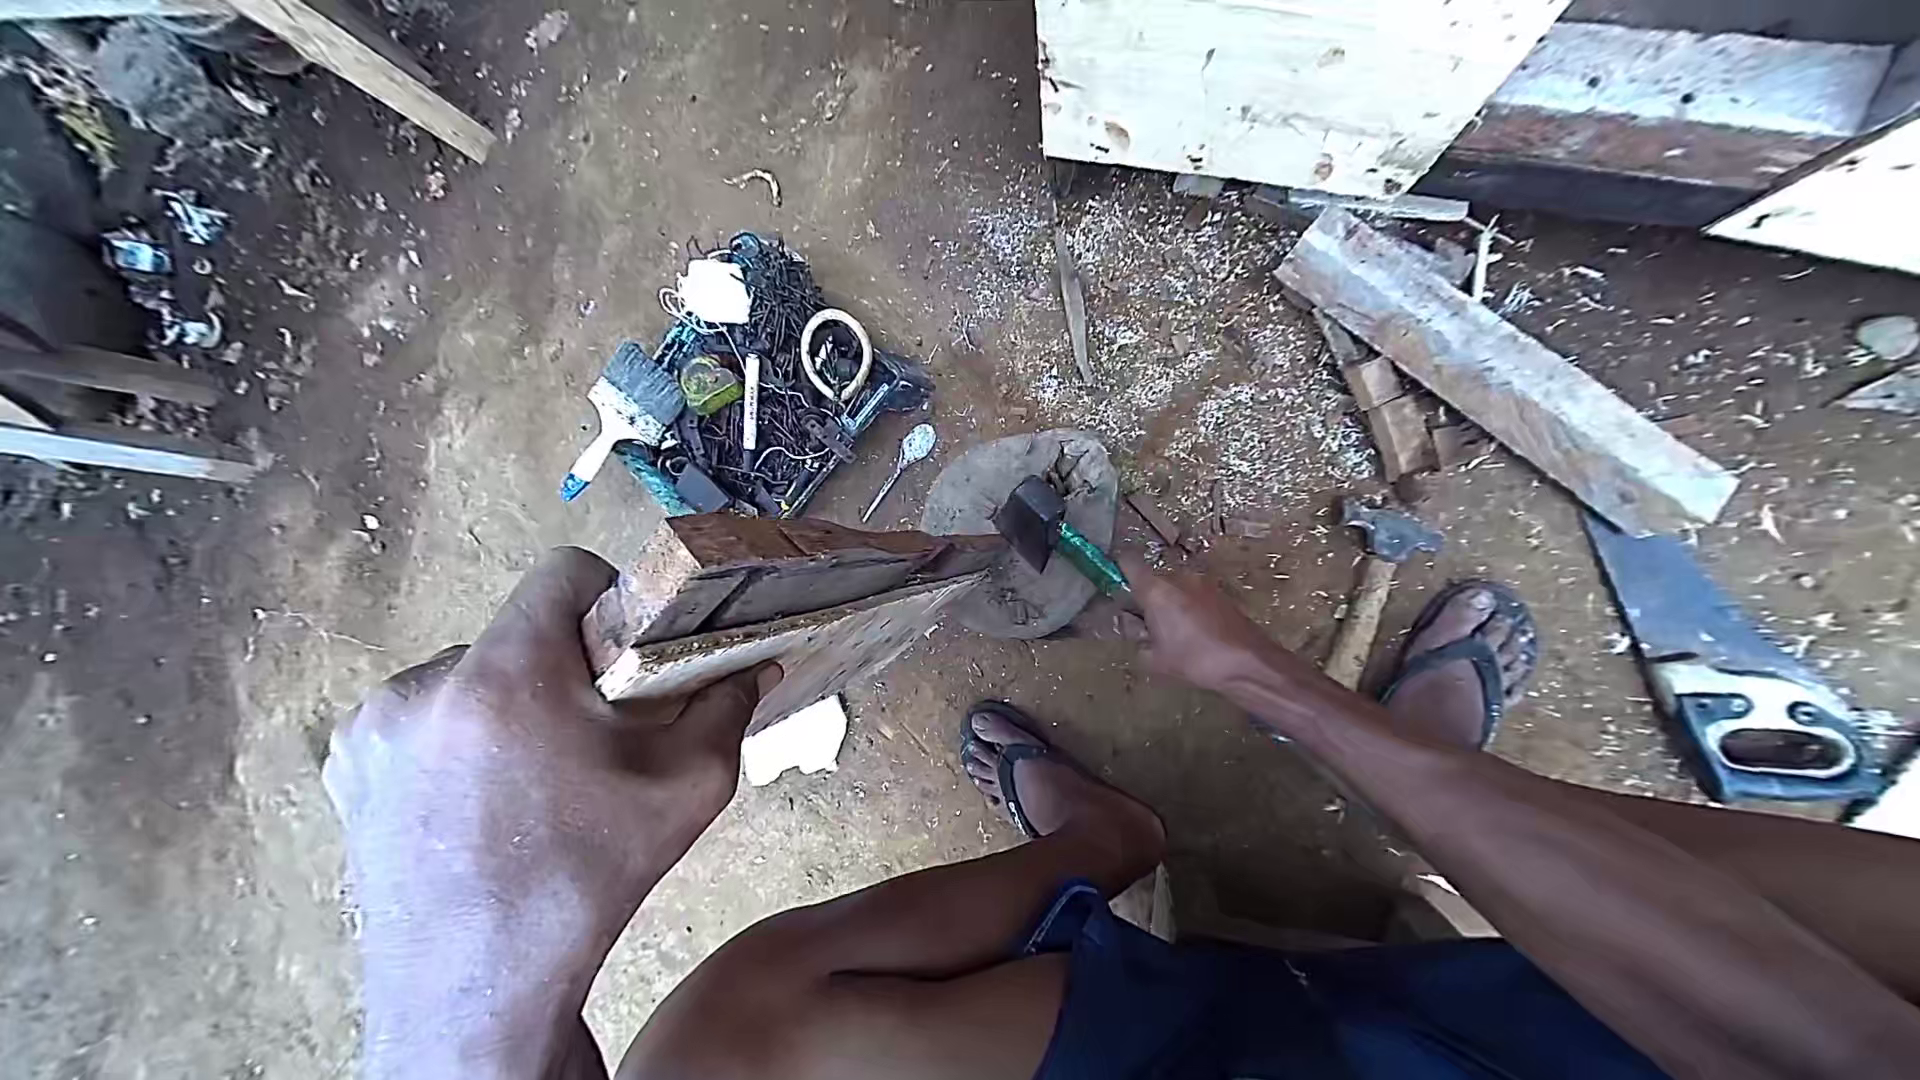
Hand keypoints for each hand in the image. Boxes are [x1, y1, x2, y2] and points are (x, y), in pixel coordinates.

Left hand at [324, 547, 778, 1077]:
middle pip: (523, 626)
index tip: (631, 647)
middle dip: (572, 658)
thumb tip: (760, 664)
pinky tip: (495, 791)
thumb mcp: (691, 784)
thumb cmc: (593, 875)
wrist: (477, 994)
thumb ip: (728, 706)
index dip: (612, 593)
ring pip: (477, 668)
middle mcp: (424, 686)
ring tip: (548, 764)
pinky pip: (430, 711)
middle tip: (603, 720)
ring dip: (522, 695)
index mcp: (508, 675)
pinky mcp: (348, 767)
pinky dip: (472, 730)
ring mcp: (374, 728)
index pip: (563, 570)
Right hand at [1122, 557, 1292, 696]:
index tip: (1116, 586)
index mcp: (1155, 590)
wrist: (1248, 664)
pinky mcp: (1220, 594)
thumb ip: (1137, 637)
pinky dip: (1189, 609)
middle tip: (1148, 627)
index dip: (1118, 570)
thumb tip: (1135, 627)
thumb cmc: (1195, 660)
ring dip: (1169, 605)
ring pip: (1174, 588)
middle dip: (1146, 599)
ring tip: (1176, 636)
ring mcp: (1202, 583)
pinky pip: (1193, 596)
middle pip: (1152, 580)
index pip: (1128, 562)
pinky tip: (1197, 636)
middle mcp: (1178, 578)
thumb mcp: (1153, 658)